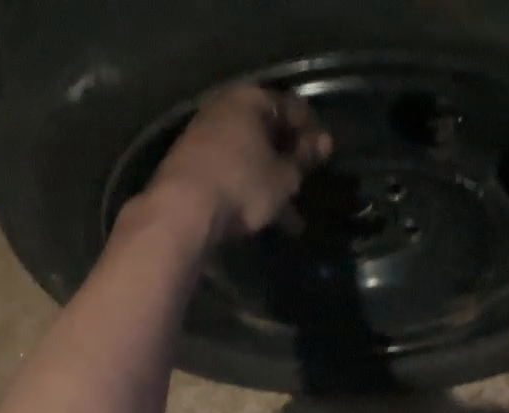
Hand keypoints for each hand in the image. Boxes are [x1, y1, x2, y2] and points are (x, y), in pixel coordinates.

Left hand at [146, 84, 332, 243]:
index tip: (325, 158)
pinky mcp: (192, 163)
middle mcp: (224, 108)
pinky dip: (250, 188)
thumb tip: (323, 142)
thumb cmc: (242, 185)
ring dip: (271, 181)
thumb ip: (304, 159)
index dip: (313, 132)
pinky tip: (263, 216)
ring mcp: (204, 135)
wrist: (182, 210)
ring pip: (250, 155)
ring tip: (290, 216)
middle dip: (289, 160)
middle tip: (306, 183)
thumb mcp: (284, 176)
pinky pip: (232, 170)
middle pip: (268, 130)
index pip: (293, 107)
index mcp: (250, 99)